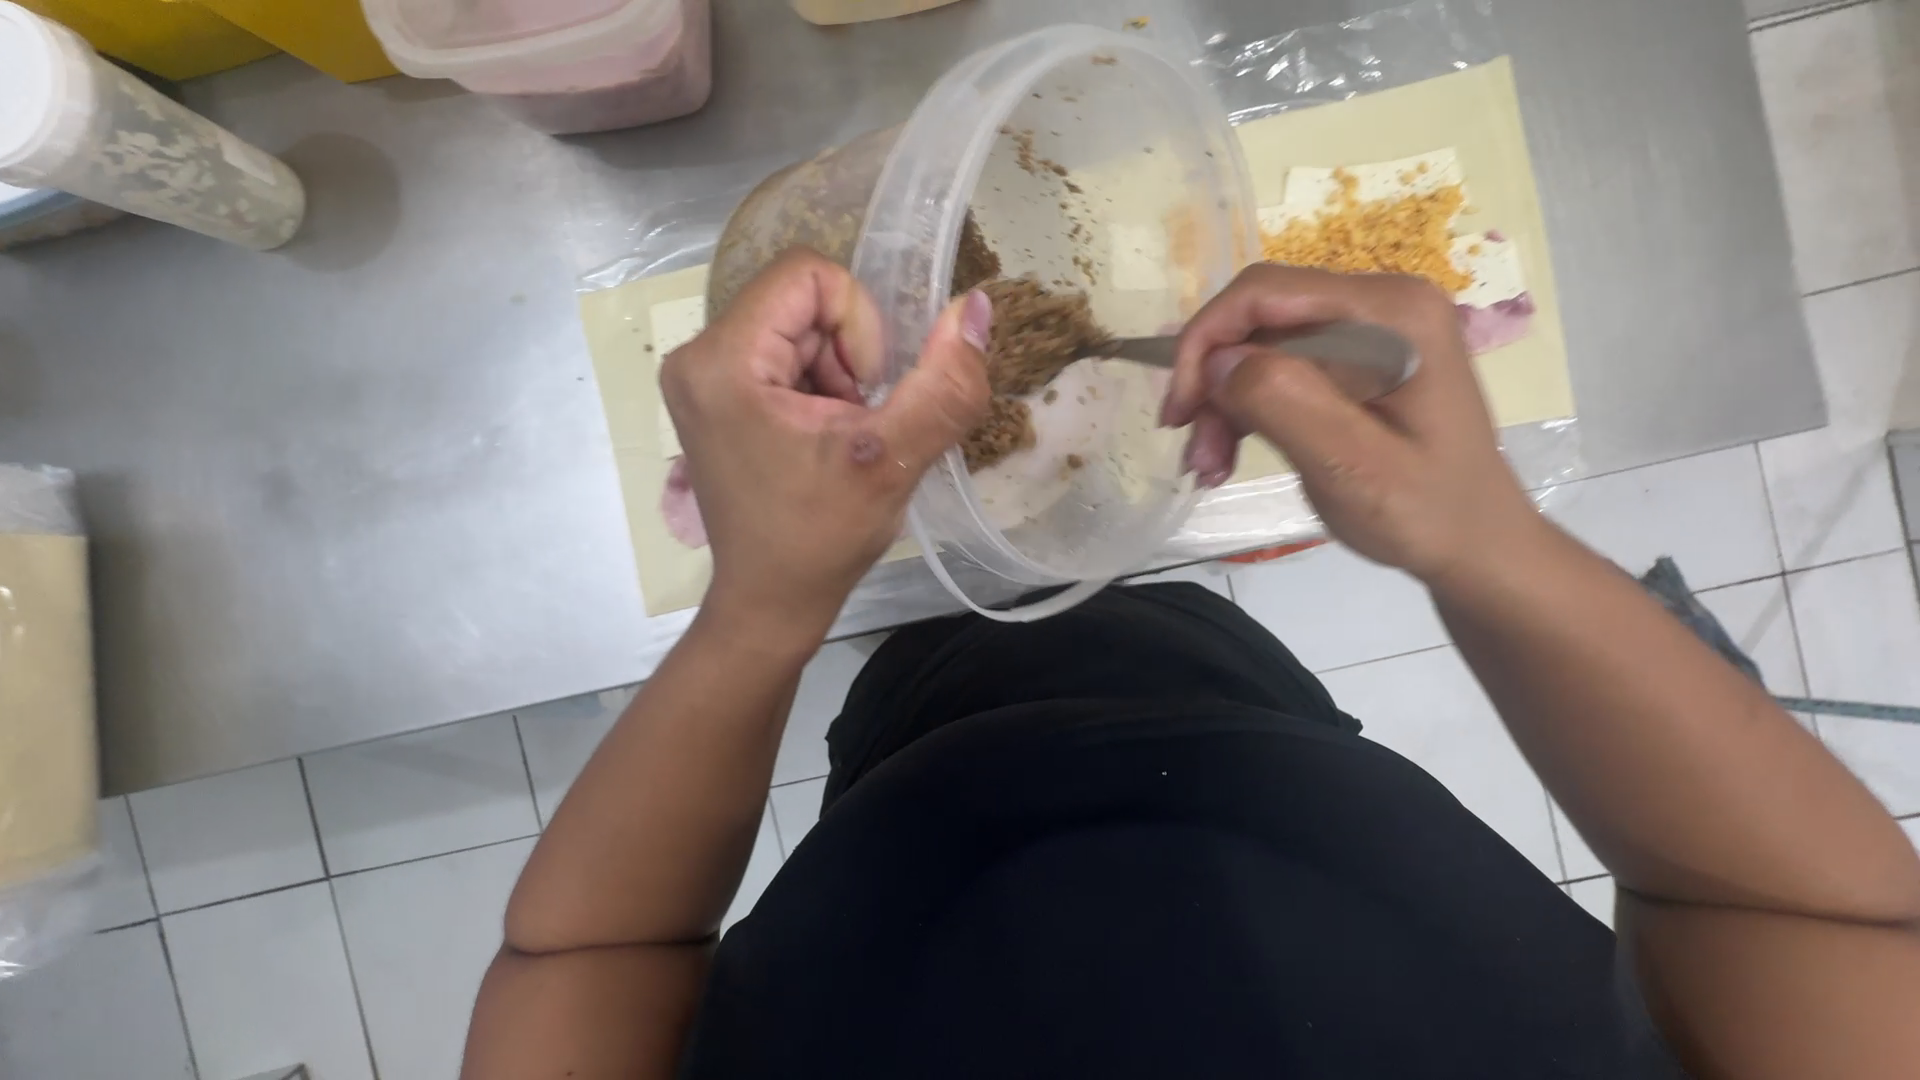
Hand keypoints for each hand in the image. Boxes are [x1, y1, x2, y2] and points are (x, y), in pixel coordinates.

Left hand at [661, 250, 992, 642]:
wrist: (771, 601)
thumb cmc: (821, 538)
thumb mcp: (893, 460)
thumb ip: (944, 385)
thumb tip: (973, 305)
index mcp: (722, 361)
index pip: (808, 274)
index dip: (859, 324)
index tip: (866, 393)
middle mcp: (697, 356)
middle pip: (802, 301)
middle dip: (850, 356)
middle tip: (856, 423)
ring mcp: (702, 378)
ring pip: (798, 328)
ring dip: (840, 375)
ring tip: (841, 438)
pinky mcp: (716, 398)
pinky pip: (783, 357)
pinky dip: (820, 388)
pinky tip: (824, 441)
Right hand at [1160, 265, 1542, 585]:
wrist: (1472, 542)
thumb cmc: (1425, 512)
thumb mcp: (1352, 466)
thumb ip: (1287, 403)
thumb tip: (1216, 361)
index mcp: (1390, 313)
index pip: (1265, 292)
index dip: (1205, 341)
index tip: (1179, 411)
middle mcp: (1376, 305)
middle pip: (1256, 321)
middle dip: (1211, 383)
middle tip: (1194, 454)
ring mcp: (1363, 331)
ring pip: (1255, 349)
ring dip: (1220, 406)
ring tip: (1210, 467)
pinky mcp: (1349, 360)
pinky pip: (1272, 371)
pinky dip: (1241, 412)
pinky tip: (1227, 456)